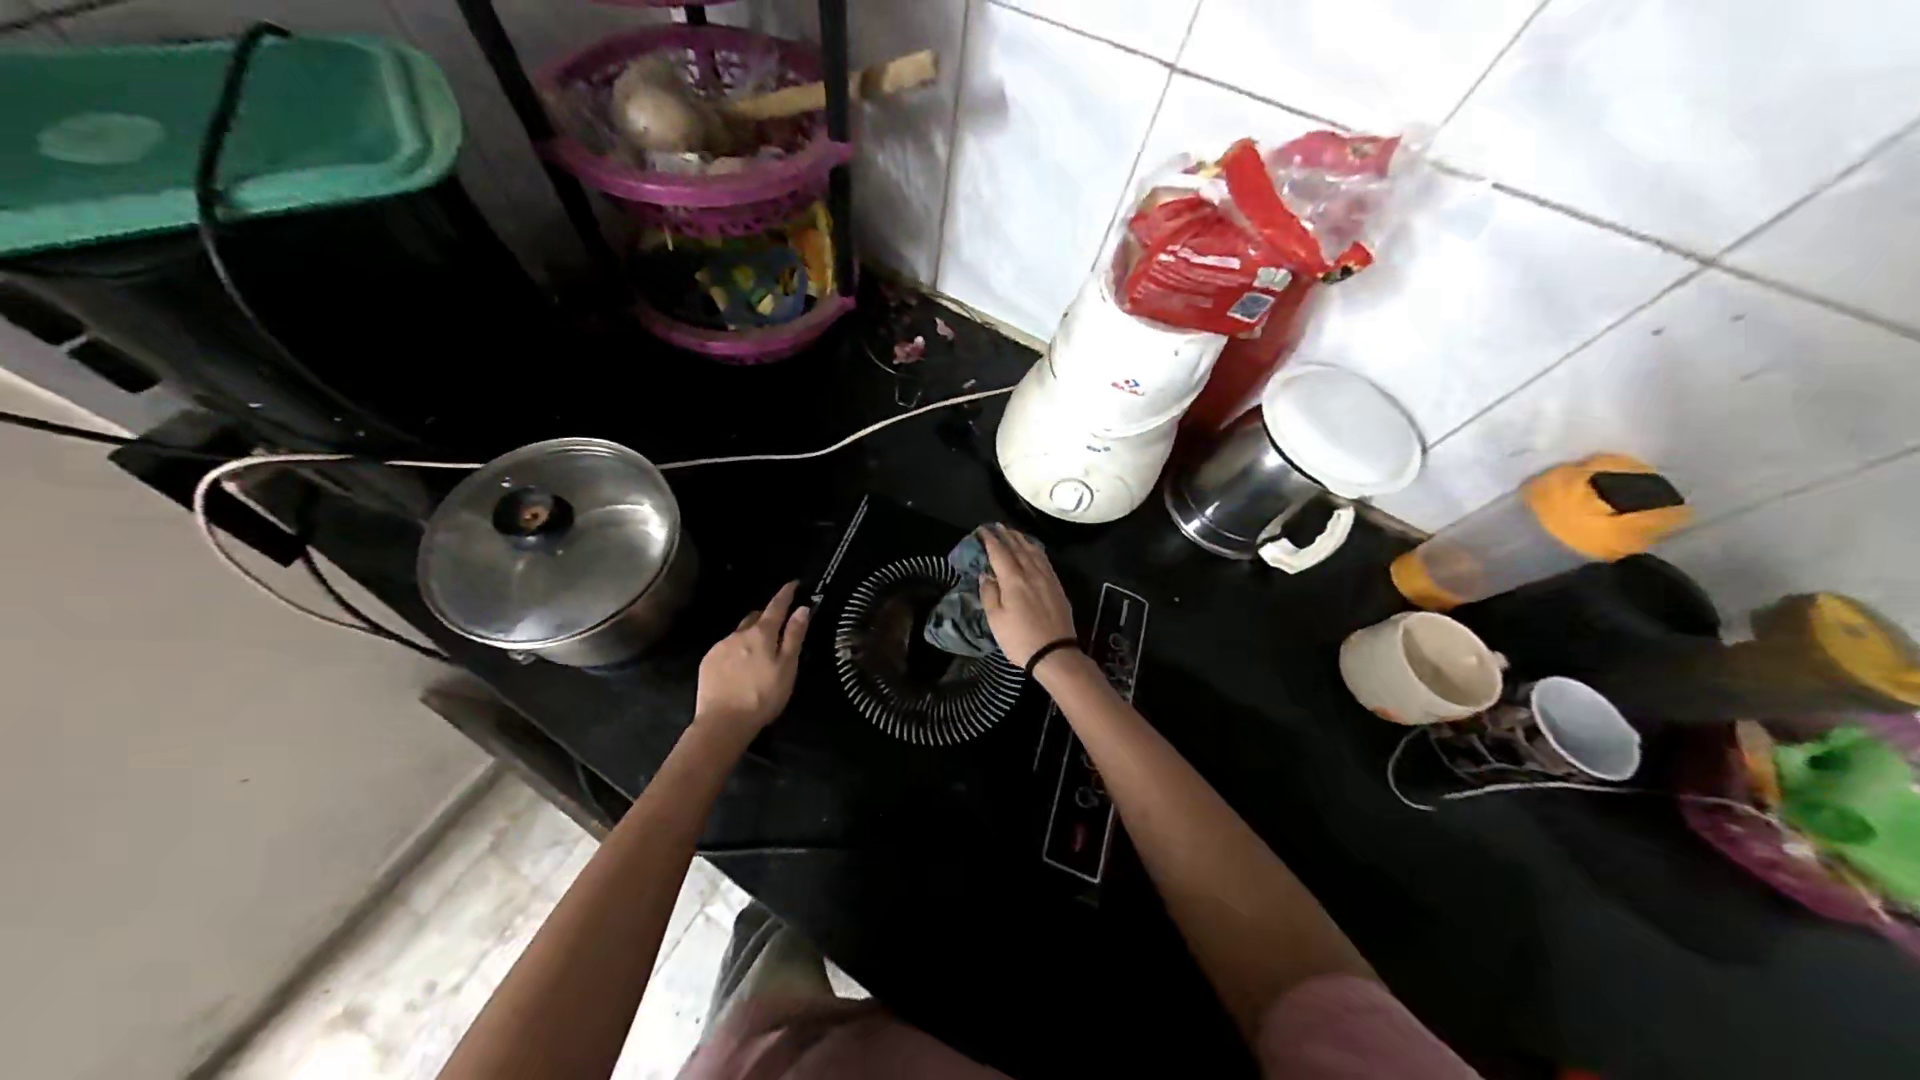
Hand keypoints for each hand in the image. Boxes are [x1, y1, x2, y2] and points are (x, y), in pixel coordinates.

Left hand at [694, 581, 809, 737]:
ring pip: (739, 633)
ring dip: (750, 636)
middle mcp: (738, 634)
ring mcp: (720, 647)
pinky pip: (726, 648)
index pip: (776, 606)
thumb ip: (794, 636)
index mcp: (761, 634)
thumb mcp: (787, 667)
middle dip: (766, 617)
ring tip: (758, 654)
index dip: (785, 594)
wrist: (723, 723)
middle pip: (755, 618)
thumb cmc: (763, 696)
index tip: (793, 583)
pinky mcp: (707, 662)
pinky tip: (740, 668)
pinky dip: (737, 650)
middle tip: (778, 627)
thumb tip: (802, 608)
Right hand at [979, 525, 1075, 668]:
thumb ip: (989, 593)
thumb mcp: (996, 620)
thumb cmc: (1019, 639)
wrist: (1055, 653)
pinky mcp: (1057, 586)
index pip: (999, 553)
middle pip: (1017, 548)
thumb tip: (986, 575)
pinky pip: (1045, 560)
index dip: (990, 540)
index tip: (982, 531)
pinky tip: (1033, 548)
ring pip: (1033, 551)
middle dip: (1005, 535)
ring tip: (1013, 532)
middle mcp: (1031, 573)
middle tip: (996, 526)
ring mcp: (1047, 578)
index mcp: (1013, 580)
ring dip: (1021, 539)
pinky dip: (1036, 550)